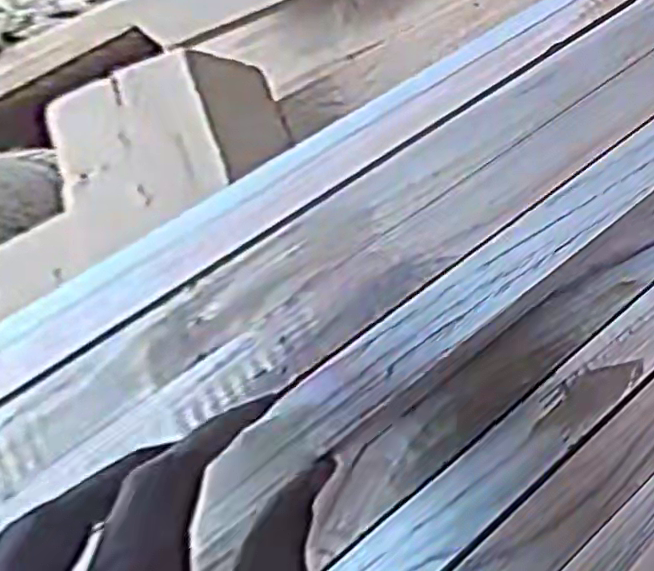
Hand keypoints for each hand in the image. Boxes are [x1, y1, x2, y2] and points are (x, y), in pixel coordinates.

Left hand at [0, 398, 331, 570]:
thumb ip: (279, 541)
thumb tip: (314, 473)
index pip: (167, 476)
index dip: (216, 432)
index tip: (254, 408)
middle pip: (70, 508)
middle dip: (135, 462)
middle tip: (185, 442)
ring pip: (15, 541)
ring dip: (69, 505)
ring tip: (113, 491)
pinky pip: (6, 565)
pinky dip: (33, 546)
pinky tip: (66, 545)